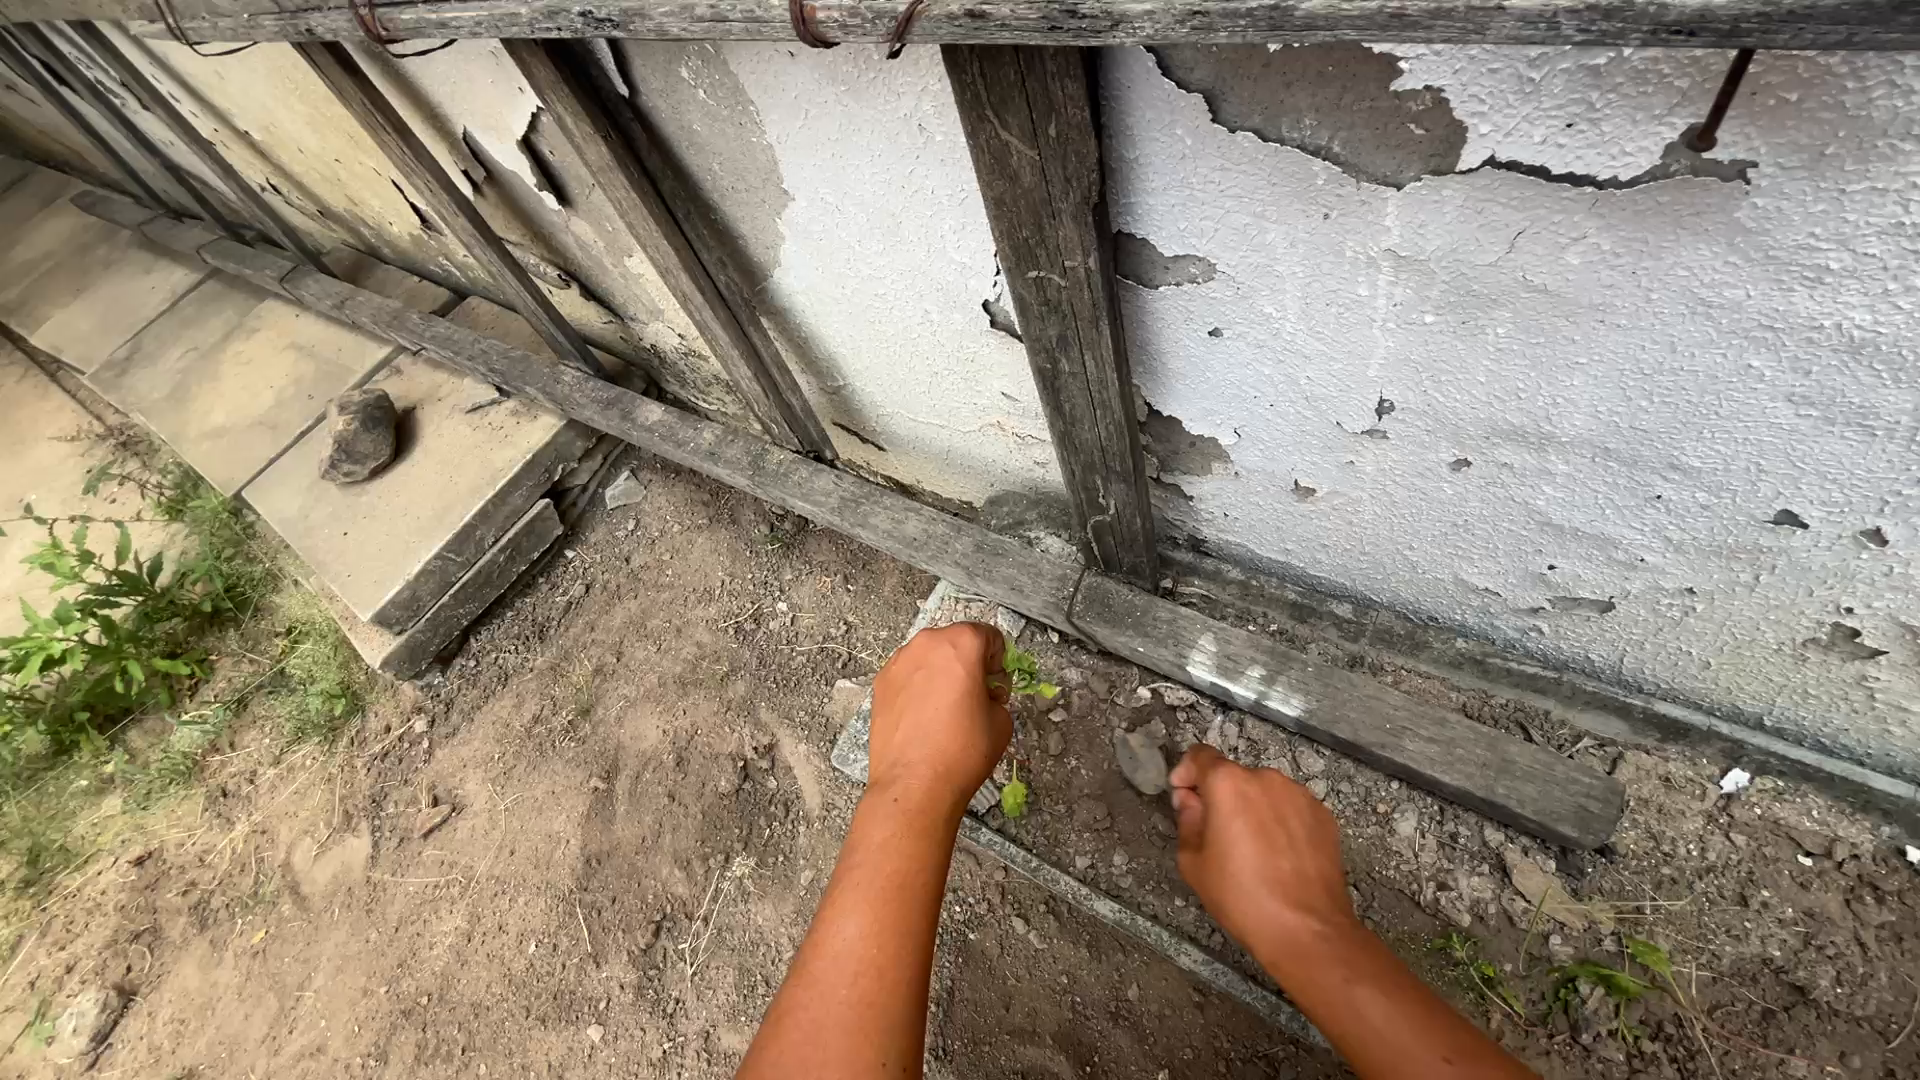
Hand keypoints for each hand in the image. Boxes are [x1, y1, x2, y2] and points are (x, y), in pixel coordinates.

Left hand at [867, 622, 1010, 814]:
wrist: (914, 783)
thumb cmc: (963, 750)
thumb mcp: (1002, 720)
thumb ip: (996, 694)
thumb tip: (983, 694)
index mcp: (960, 644)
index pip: (987, 634)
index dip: (997, 659)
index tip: (995, 682)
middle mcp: (926, 643)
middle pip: (955, 641)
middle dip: (968, 662)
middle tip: (974, 694)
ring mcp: (898, 661)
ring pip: (928, 656)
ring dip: (941, 672)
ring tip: (945, 708)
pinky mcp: (880, 682)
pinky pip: (908, 674)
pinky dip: (918, 686)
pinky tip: (923, 716)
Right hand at [1169, 744, 1356, 958]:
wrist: (1307, 930)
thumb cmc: (1241, 895)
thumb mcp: (1193, 861)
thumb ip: (1187, 820)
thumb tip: (1191, 800)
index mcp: (1228, 783)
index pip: (1200, 755)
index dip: (1186, 771)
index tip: (1183, 794)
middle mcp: (1266, 778)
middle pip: (1234, 776)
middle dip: (1221, 796)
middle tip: (1217, 832)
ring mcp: (1300, 796)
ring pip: (1265, 792)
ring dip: (1253, 807)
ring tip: (1254, 847)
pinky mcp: (1324, 816)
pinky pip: (1291, 808)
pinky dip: (1280, 821)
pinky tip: (1280, 855)